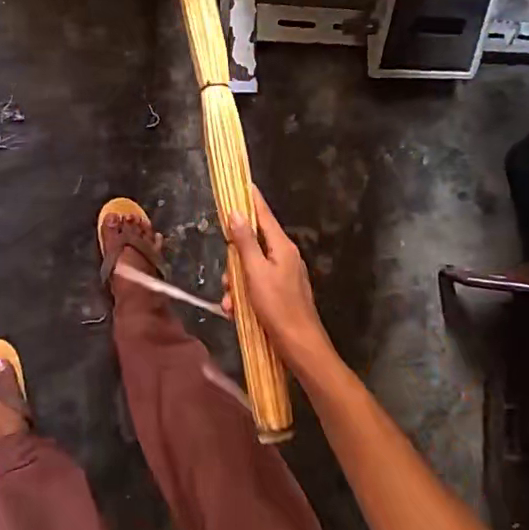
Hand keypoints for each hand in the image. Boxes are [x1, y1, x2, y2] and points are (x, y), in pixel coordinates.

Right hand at [224, 183, 334, 373]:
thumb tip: (236, 212)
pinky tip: (236, 312)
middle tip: (227, 280)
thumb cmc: (278, 307)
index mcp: (282, 246)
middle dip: (234, 260)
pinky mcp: (281, 292)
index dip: (250, 199)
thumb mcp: (255, 273)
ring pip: (251, 267)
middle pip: (252, 243)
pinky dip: (244, 295)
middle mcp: (284, 255)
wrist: (301, 347)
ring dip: (236, 283)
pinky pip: (256, 284)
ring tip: (231, 303)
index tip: (240, 183)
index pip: (263, 213)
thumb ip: (245, 242)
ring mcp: (284, 274)